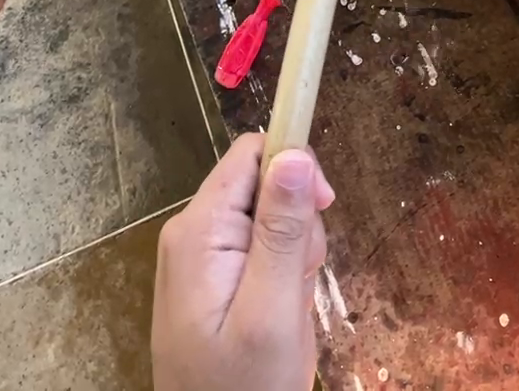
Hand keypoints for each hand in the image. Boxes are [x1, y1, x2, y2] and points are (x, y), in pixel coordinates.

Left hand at [152, 133, 337, 390]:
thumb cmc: (245, 388)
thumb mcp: (272, 310)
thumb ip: (283, 229)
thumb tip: (295, 152)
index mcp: (199, 228)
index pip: (251, 154)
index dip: (294, 167)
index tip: (325, 205)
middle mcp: (194, 231)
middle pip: (264, 185)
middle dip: (297, 223)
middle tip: (298, 280)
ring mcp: (202, 256)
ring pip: (269, 217)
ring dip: (294, 253)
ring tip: (288, 306)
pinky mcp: (214, 276)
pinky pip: (261, 248)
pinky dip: (282, 272)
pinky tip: (280, 310)